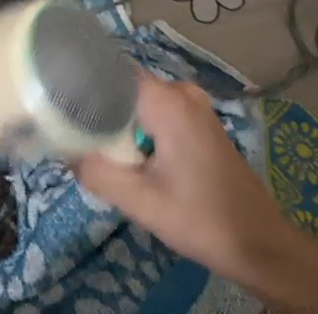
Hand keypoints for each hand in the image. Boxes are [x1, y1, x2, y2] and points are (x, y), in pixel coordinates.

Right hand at [71, 75, 317, 313]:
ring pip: (134, 100)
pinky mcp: (198, 123)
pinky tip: (124, 153)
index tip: (54, 99)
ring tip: (90, 144)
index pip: (106, 69)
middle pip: (118, 84)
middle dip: (93, 106)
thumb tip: (63, 150)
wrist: (264, 248)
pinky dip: (134, 127)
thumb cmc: (203, 219)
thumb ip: (96, 171)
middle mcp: (179, 92)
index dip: (77, 81)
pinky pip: (152, 111)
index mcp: (165, 100)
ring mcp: (192, 106)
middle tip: (67, 131)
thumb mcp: (140, 201)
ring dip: (114, 120)